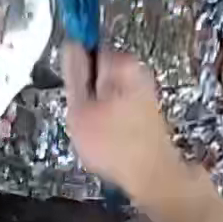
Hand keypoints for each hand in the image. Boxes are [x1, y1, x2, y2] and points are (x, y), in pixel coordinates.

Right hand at [63, 43, 186, 197]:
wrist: (151, 176)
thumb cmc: (115, 146)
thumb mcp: (79, 108)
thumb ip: (74, 74)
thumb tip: (71, 46)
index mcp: (122, 64)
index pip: (88, 52)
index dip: (75, 75)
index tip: (74, 96)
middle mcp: (138, 73)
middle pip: (98, 75)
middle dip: (87, 95)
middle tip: (84, 118)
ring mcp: (145, 93)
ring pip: (106, 95)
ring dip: (98, 111)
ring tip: (97, 133)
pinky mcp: (147, 113)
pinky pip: (118, 110)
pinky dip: (111, 123)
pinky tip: (109, 140)